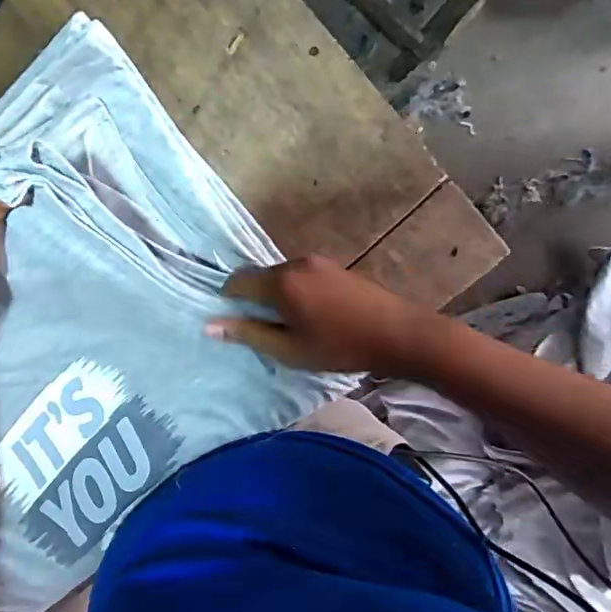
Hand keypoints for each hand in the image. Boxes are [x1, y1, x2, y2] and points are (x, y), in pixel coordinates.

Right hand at [206, 255, 441, 374]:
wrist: (400, 334)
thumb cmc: (340, 347)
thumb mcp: (288, 349)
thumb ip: (248, 333)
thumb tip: (210, 324)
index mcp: (280, 282)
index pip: (237, 281)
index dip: (228, 301)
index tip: (235, 323)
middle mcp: (295, 264)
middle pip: (259, 277)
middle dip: (254, 299)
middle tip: (264, 330)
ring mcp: (318, 262)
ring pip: (281, 276)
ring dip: (276, 296)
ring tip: (291, 326)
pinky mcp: (335, 267)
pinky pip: (301, 276)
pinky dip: (295, 292)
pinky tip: (312, 316)